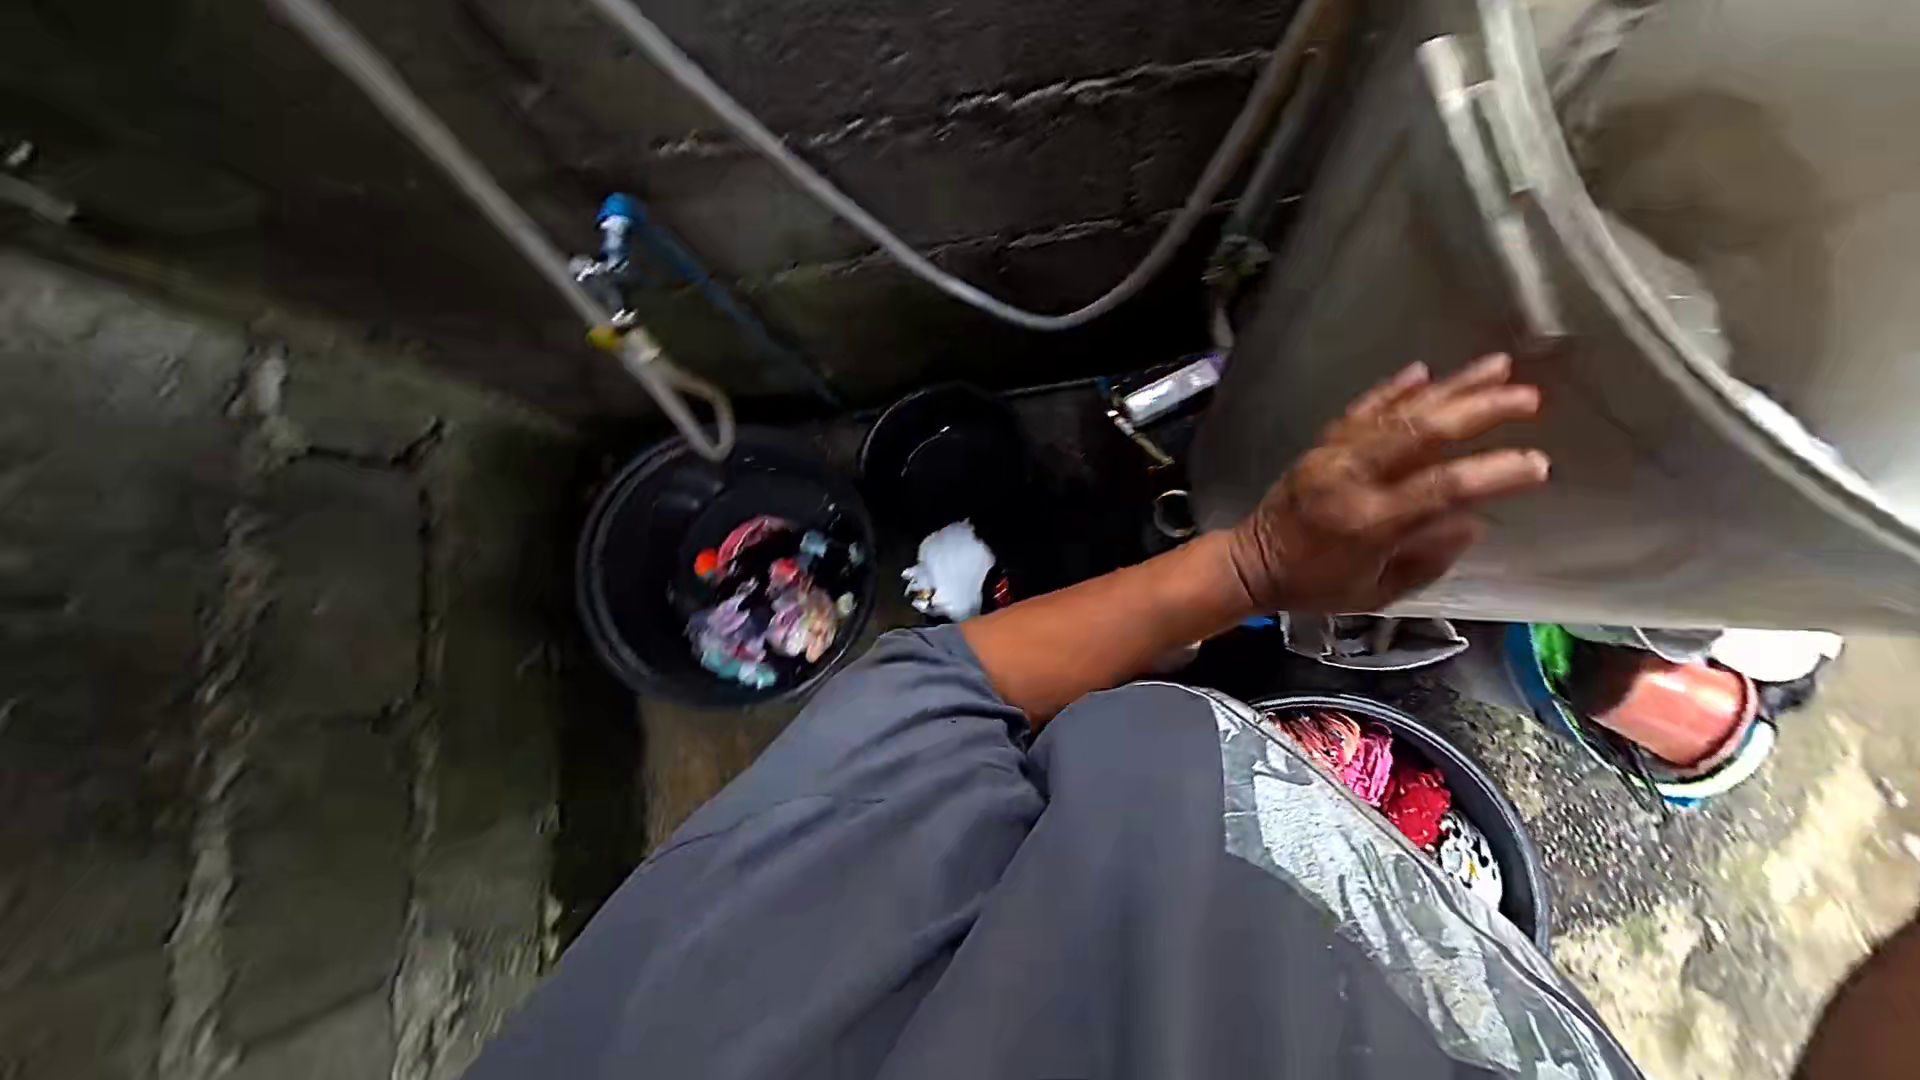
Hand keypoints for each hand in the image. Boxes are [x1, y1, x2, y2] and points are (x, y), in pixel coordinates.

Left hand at [1225, 353, 1549, 613]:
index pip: (1442, 488)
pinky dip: (1390, 391)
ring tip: (1496, 365)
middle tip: (1529, 397)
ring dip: (1447, 388)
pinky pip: (1358, 412)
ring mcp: (1330, 458)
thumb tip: (1472, 519)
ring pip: (1394, 413)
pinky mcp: (1317, 448)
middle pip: (1420, 433)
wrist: (1250, 564)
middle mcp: (1349, 480)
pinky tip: (1421, 372)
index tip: (1539, 464)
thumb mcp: (1376, 591)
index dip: (1494, 474)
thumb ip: (1427, 559)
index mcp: (1368, 522)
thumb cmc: (1315, 586)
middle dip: (1478, 410)